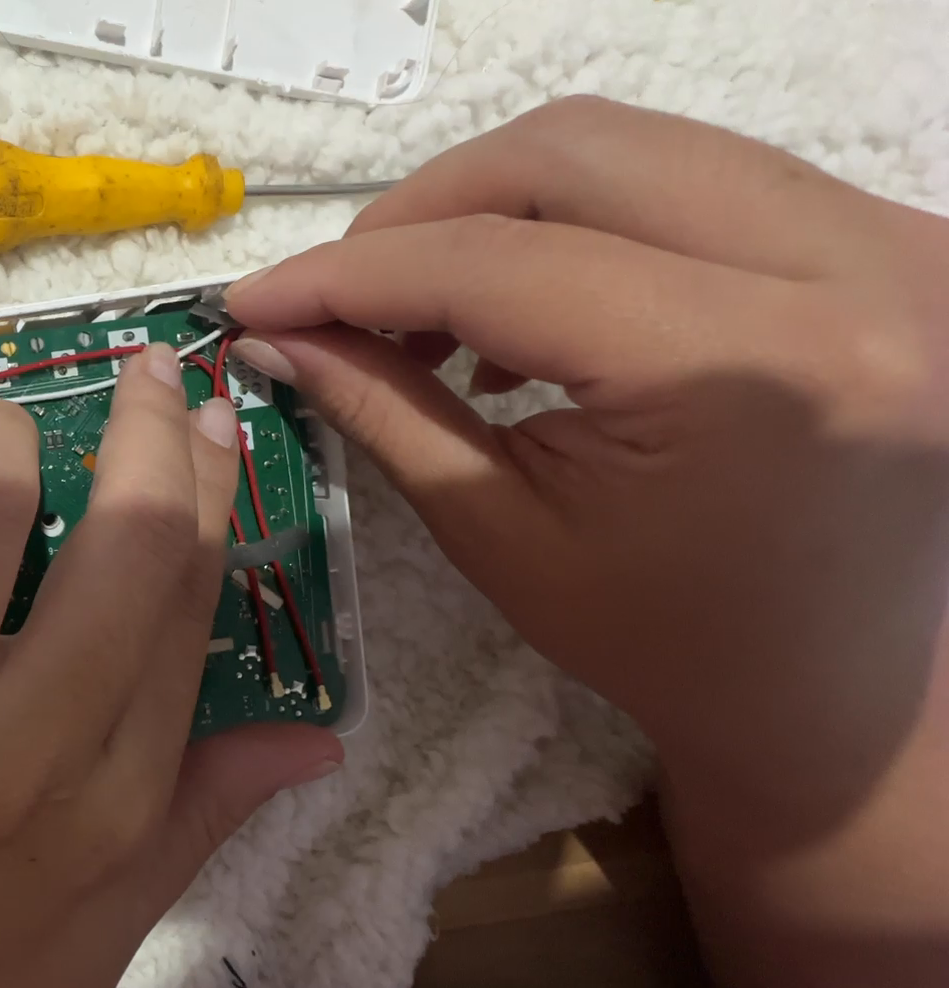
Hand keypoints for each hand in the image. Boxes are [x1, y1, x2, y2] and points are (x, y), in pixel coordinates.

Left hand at [0, 346, 342, 987]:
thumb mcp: (98, 939)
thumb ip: (198, 825)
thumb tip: (312, 734)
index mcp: (101, 808)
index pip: (184, 608)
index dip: (207, 494)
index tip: (206, 421)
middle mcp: (4, 766)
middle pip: (113, 559)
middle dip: (142, 440)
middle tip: (141, 379)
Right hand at [226, 97, 948, 987]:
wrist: (874, 709)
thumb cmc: (673, 650)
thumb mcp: (499, 533)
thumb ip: (384, 409)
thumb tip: (278, 341)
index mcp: (735, 362)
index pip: (486, 255)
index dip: (337, 269)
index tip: (237, 302)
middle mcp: (844, 261)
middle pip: (563, 151)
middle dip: (404, 212)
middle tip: (308, 289)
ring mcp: (881, 236)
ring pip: (618, 148)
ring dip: (471, 213)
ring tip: (384, 297)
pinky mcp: (869, 244)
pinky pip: (661, 186)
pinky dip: (541, 227)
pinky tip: (481, 304)